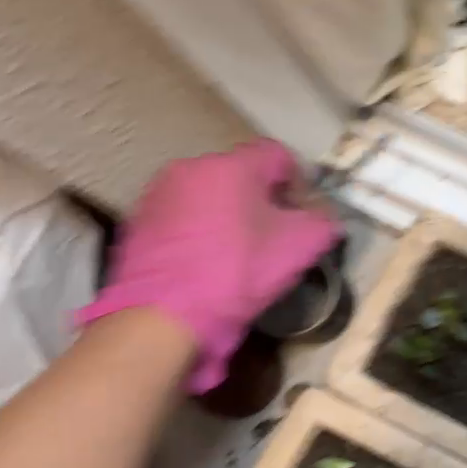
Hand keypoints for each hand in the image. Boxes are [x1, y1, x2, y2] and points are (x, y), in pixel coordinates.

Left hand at [77, 140, 340, 391]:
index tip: (304, 215)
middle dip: (263, 200)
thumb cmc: (240, 270)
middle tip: (276, 236)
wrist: (166, 313)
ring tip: (240, 252)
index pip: (277, 155)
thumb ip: (322, 222)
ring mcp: (161, 193)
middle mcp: (192, 167)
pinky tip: (209, 263)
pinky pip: (185, 216)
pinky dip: (202, 232)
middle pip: (242, 174)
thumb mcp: (300, 246)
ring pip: (211, 195)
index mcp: (233, 166)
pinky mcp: (140, 221)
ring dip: (231, 215)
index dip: (298, 182)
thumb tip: (326, 217)